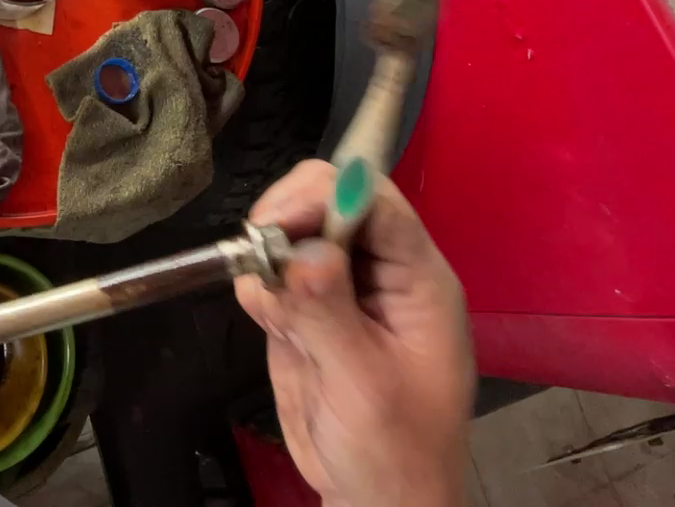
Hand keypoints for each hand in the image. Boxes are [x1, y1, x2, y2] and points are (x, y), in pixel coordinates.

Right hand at [235, 160, 474, 506]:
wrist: (372, 501)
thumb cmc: (393, 453)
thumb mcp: (364, 387)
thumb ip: (330, 314)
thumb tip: (301, 250)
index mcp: (416, 279)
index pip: (374, 203)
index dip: (325, 197)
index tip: (275, 222)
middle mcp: (378, 269)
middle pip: (326, 198)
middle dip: (287, 217)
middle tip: (258, 252)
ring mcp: (338, 284)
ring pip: (290, 228)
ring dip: (267, 257)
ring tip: (275, 313)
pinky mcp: (303, 304)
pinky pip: (268, 269)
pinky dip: (258, 288)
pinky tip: (273, 328)